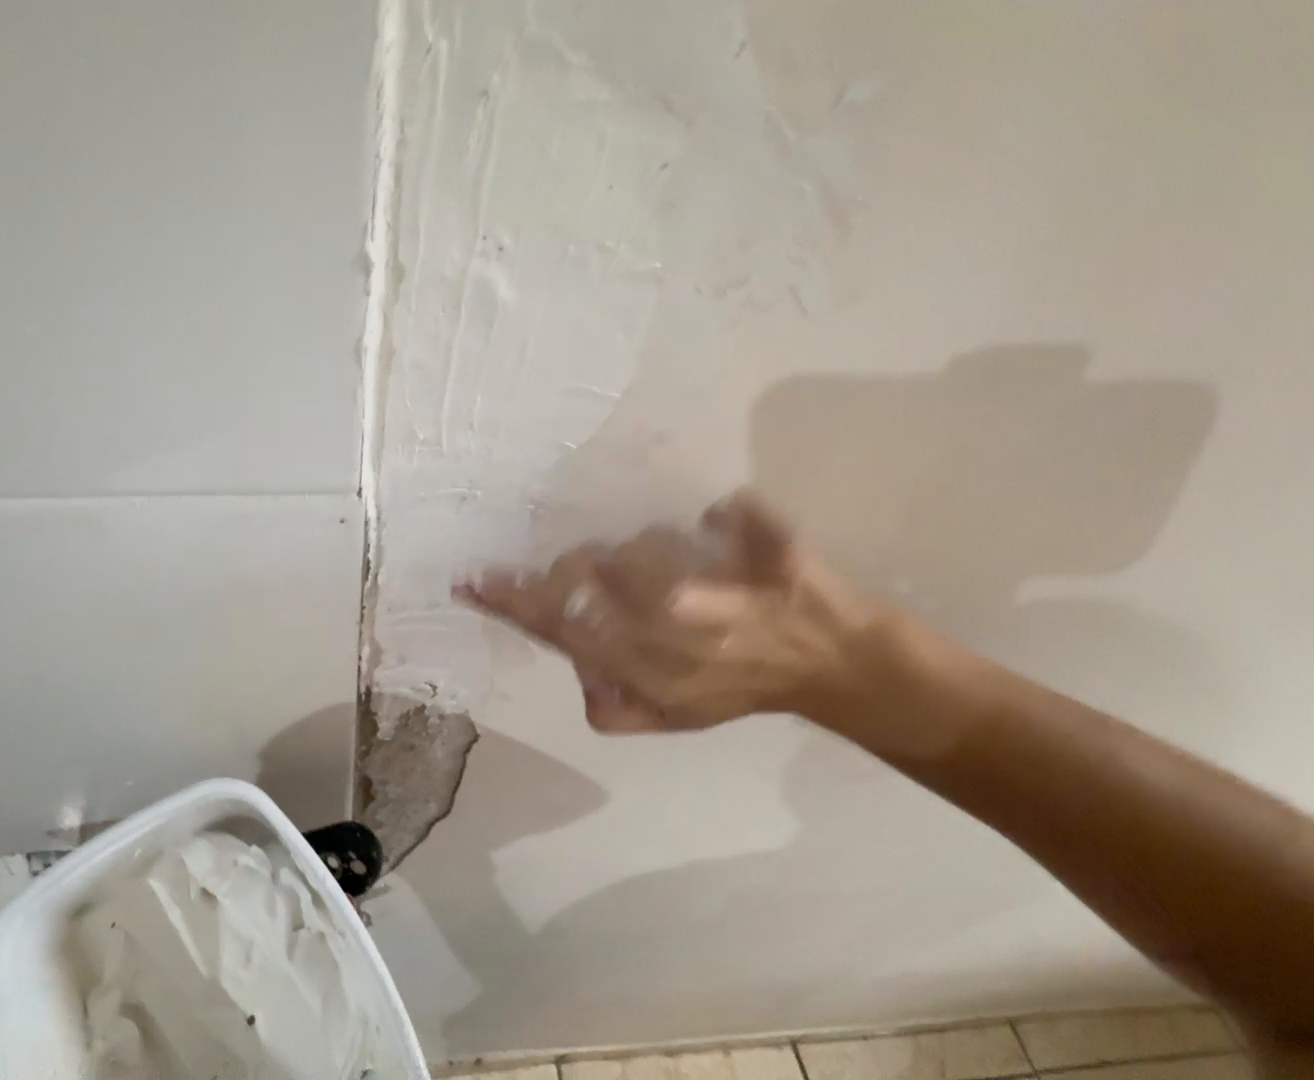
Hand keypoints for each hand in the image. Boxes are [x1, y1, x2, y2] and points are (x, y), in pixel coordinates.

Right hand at [453, 490, 881, 734]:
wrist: (839, 668)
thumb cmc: (741, 688)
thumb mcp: (670, 718)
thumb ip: (611, 706)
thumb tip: (576, 666)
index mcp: (646, 673)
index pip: (562, 630)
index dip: (514, 601)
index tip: (474, 578)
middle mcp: (675, 635)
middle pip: (589, 572)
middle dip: (587, 566)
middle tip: (609, 571)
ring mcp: (726, 596)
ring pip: (646, 543)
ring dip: (657, 549)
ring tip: (688, 571)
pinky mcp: (777, 557)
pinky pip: (726, 514)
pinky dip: (728, 520)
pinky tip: (733, 539)